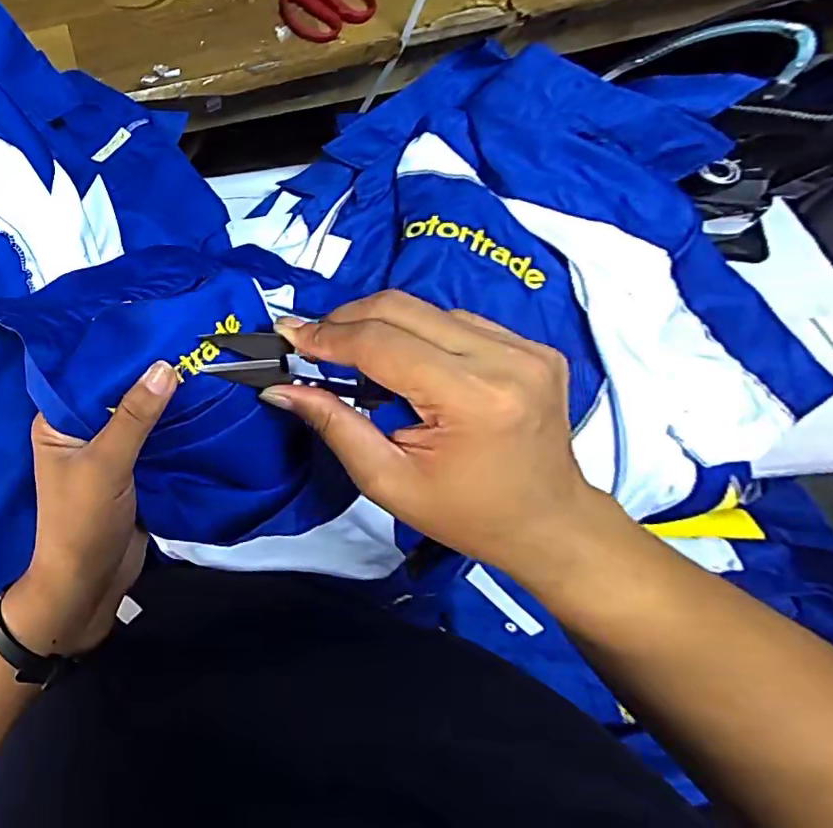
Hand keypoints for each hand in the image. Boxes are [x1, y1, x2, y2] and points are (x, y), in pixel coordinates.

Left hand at [3, 360, 178, 657]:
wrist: (89, 588)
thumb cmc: (81, 522)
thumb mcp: (105, 463)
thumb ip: (134, 417)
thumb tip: (165, 366)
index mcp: (57, 420)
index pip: (86, 374)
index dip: (118, 352)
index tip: (155, 325)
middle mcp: (79, 429)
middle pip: (115, 393)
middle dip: (147, 374)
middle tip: (190, 341)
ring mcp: (106, 451)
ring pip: (138, 417)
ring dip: (165, 400)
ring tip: (203, 364)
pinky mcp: (131, 471)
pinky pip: (153, 441)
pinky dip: (174, 428)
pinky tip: (204, 405)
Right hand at [258, 291, 622, 580]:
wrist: (552, 525)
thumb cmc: (468, 514)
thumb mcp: (386, 479)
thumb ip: (332, 424)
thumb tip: (280, 389)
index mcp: (474, 399)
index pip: (380, 343)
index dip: (325, 336)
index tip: (286, 336)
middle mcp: (506, 361)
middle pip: (398, 308)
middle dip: (342, 320)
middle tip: (309, 342)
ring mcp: (524, 348)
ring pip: (421, 307)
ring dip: (373, 322)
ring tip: (347, 352)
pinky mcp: (530, 345)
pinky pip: (448, 317)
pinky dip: (409, 329)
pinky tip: (396, 356)